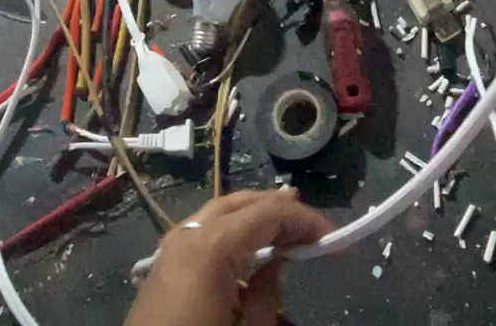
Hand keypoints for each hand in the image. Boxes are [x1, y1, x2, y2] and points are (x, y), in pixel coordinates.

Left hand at [126, 188, 335, 325]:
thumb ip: (267, 293)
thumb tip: (276, 263)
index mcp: (212, 246)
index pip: (269, 213)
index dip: (304, 220)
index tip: (333, 237)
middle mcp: (189, 234)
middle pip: (242, 202)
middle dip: (278, 208)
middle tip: (311, 225)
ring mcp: (171, 247)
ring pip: (220, 211)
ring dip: (254, 215)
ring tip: (284, 227)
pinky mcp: (162, 265)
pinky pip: (202, 231)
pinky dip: (230, 230)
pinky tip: (247, 247)